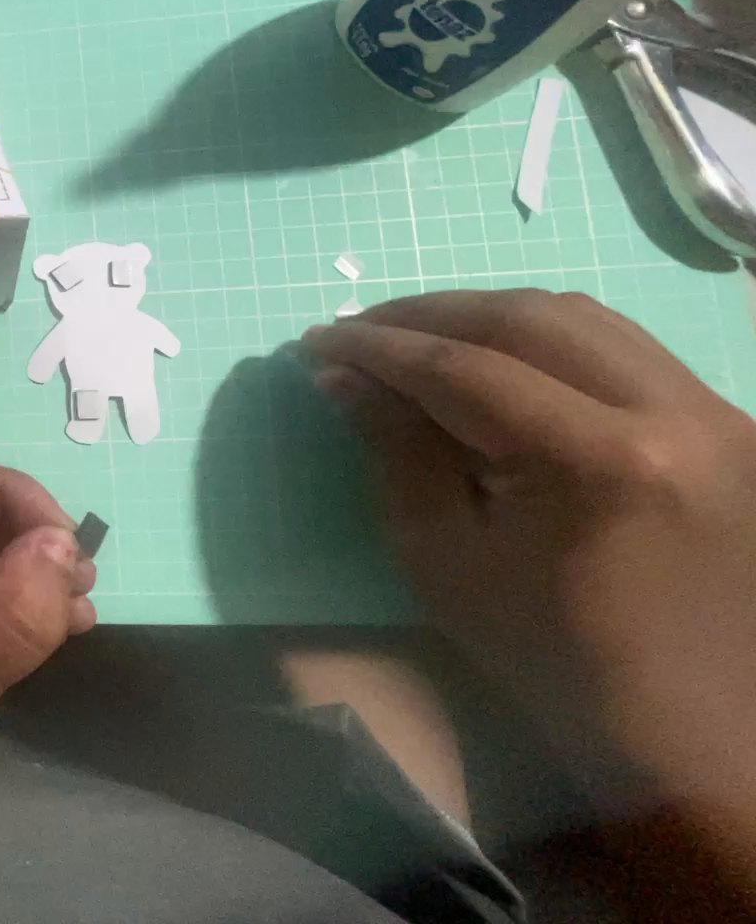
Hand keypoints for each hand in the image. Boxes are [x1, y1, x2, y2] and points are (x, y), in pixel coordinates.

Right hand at [303, 290, 755, 846]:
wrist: (685, 717)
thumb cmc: (539, 645)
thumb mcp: (437, 549)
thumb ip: (395, 446)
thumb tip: (343, 374)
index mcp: (599, 462)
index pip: (464, 368)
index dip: (377, 347)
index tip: (316, 340)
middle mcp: (678, 416)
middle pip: (529, 320)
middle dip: (426, 314)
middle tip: (354, 331)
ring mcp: (718, 415)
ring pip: (581, 318)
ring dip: (480, 315)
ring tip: (409, 335)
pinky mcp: (724, 424)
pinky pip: (618, 346)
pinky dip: (536, 336)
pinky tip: (484, 355)